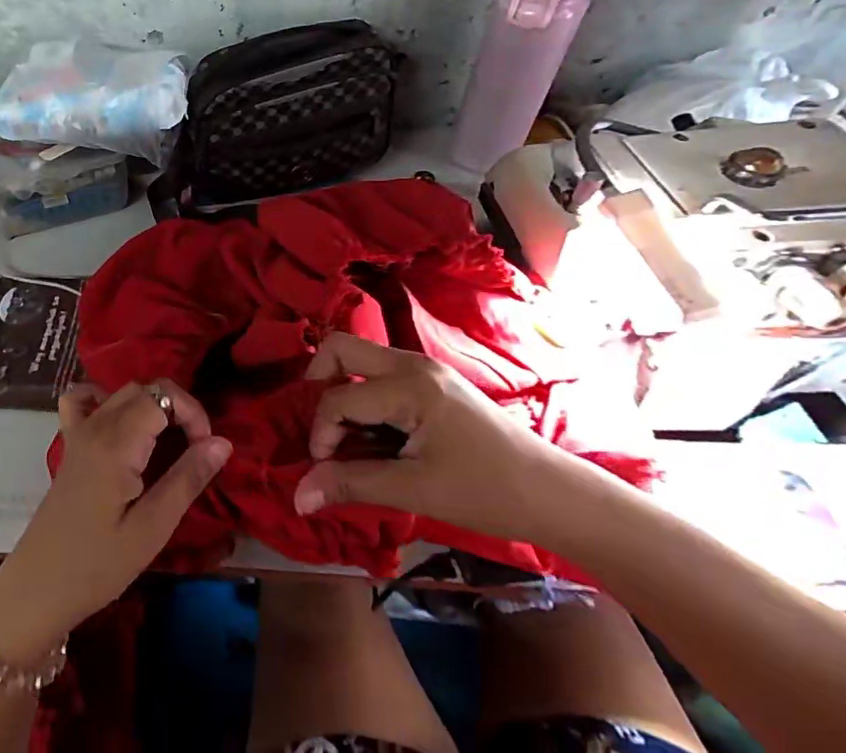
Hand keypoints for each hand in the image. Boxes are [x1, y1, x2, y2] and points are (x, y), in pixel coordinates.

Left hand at [0, 382, 230, 663]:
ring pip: (121, 392)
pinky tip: (122, 425)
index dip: (193, 413)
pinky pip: (83, 401)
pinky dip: (106, 399)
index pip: (163, 396)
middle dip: (178, 408)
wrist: (38, 589)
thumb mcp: (152, 528)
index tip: (205, 451)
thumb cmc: (98, 565)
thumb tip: (223, 442)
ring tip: (167, 440)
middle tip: (194, 449)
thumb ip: (187, 479)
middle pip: (145, 388)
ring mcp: (78, 433)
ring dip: (151, 404)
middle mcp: (95, 426)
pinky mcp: (70, 446)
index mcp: (116, 443)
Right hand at [294, 334, 584, 542]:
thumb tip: (297, 497)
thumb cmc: (484, 491)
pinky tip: (377, 439)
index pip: (338, 397)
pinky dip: (365, 400)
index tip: (326, 470)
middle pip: (341, 349)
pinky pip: (381, 376)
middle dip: (319, 385)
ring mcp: (424, 368)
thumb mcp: (412, 490)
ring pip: (360, 360)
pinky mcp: (432, 381)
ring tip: (352, 443)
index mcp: (409, 385)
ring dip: (343, 394)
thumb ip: (350, 484)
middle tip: (325, 433)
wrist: (548, 490)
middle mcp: (412, 363)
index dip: (321, 435)